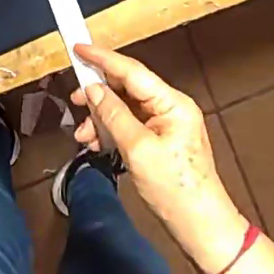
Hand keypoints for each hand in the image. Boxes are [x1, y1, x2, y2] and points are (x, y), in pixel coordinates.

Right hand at [68, 43, 251, 273]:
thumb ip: (113, 114)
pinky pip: (126, 123)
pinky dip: (108, 129)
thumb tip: (92, 89)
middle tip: (74, 97)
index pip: (131, 71)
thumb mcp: (138, 149)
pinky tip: (96, 141)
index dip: (102, 58)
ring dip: (99, 116)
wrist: (200, 227)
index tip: (78, 47)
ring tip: (84, 132)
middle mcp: (170, 108)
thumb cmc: (177, 190)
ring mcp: (164, 123)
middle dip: (97, 93)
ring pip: (122, 106)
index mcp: (173, 104)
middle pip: (125, 87)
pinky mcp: (158, 138)